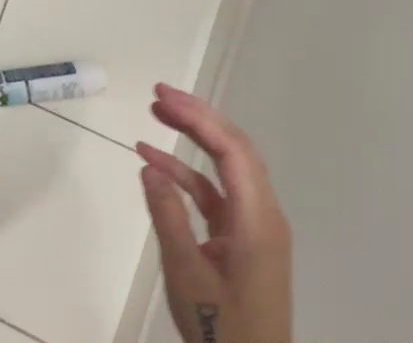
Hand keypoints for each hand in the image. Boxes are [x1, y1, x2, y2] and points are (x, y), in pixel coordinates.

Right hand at [136, 84, 292, 342]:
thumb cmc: (223, 325)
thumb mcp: (186, 272)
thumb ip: (168, 216)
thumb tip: (150, 165)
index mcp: (258, 221)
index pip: (232, 152)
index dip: (198, 118)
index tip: (161, 97)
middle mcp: (263, 216)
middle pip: (234, 151)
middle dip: (198, 117)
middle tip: (158, 94)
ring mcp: (254, 227)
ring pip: (226, 168)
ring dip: (192, 139)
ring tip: (155, 114)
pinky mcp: (241, 239)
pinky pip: (215, 193)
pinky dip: (186, 173)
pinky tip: (154, 161)